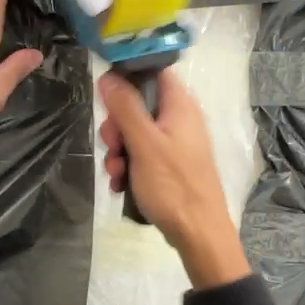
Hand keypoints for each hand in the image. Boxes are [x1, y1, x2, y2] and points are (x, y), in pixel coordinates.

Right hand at [100, 70, 251, 289]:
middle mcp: (180, 119)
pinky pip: (142, 157)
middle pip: (138, 107)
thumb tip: (108, 76)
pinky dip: (129, 168)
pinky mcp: (170, 167)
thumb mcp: (144, 144)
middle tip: (112, 147)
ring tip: (117, 174)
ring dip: (119, 153)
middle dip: (117, 128)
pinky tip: (121, 185)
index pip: (153, 72)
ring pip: (136, 135)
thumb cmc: (173, 186)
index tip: (106, 97)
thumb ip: (125, 107)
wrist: (198, 233)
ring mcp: (176, 144)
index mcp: (180, 105)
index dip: (127, 79)